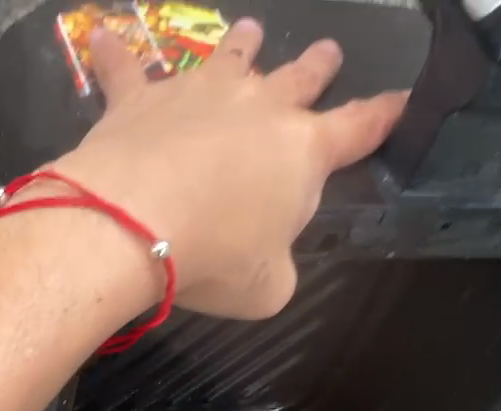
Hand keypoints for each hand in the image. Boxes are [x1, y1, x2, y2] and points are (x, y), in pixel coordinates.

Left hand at [54, 18, 407, 318]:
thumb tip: (269, 255)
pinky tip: (100, 35)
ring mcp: (198, 93)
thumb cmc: (214, 259)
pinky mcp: (140, 100)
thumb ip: (279, 264)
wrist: (133, 225)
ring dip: (243, 46)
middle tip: (328, 53)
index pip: (357, 129)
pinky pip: (125, 69)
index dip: (382, 117)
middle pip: (298, 79)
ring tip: (250, 33)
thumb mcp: (267, 287)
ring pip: (229, 58)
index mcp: (302, 152)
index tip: (400, 99)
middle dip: (318, 67)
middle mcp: (258, 107)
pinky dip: (113, 55)